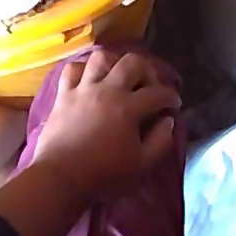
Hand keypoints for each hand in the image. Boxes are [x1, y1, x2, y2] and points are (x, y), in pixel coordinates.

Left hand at [29, 50, 180, 203]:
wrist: (61, 177)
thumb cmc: (104, 174)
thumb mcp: (142, 164)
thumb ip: (160, 141)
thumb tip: (168, 120)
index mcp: (128, 107)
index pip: (157, 93)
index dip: (170, 96)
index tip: (174, 103)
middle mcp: (107, 90)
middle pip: (132, 62)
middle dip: (147, 70)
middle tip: (149, 86)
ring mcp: (83, 89)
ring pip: (100, 57)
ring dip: (114, 63)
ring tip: (118, 77)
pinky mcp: (63, 94)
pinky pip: (72, 69)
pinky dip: (83, 69)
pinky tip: (89, 79)